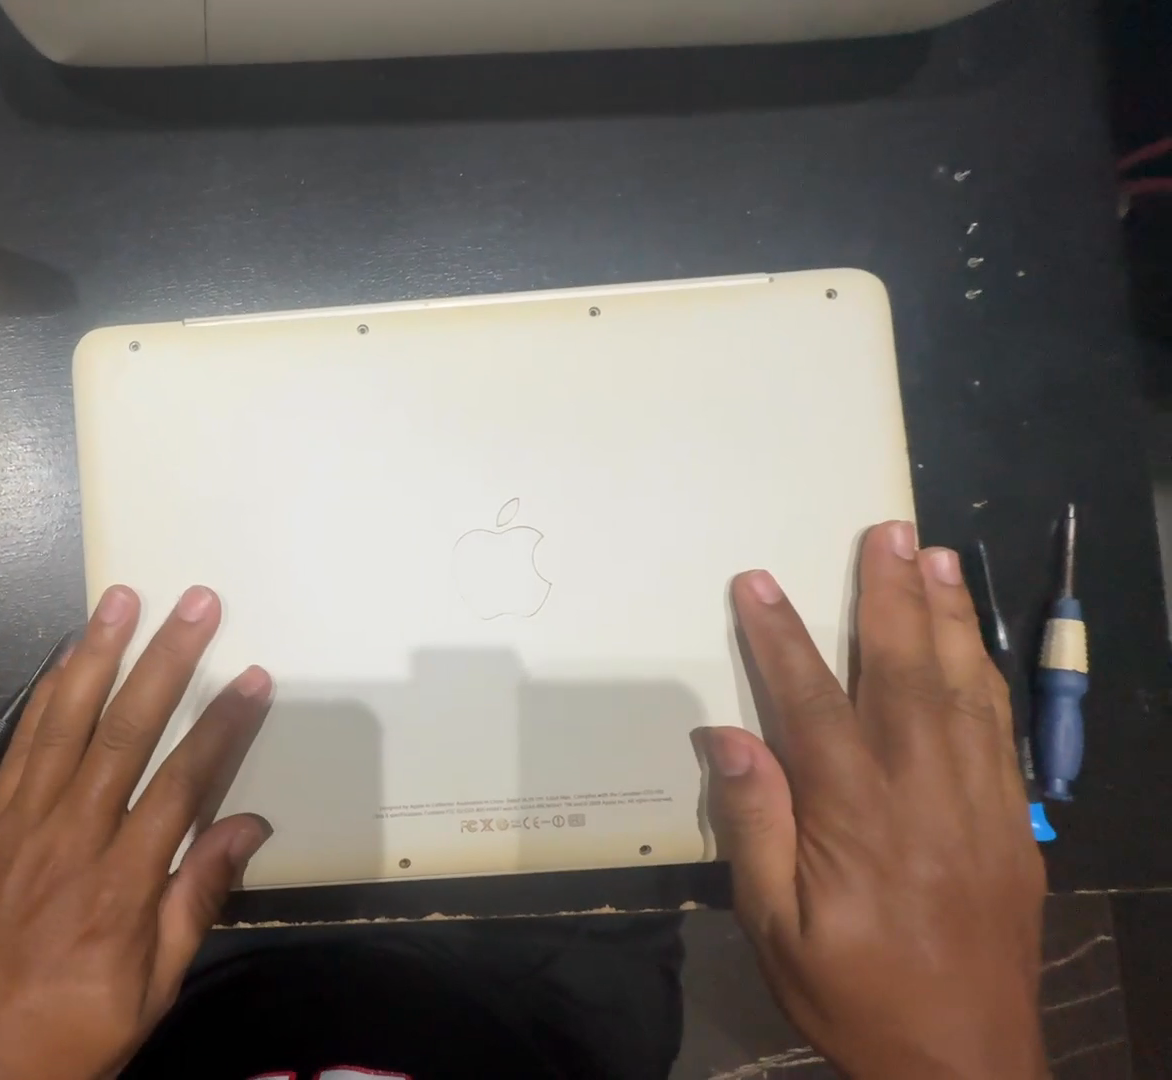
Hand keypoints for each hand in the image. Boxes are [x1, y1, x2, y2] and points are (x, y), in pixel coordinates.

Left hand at [0, 585, 273, 1079]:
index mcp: (122, 885)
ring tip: (123, 600)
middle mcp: (72, 836)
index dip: (223, 726)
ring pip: (67, 721)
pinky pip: (23, 743)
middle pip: (125, 732)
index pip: (184, 784)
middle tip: (196, 606)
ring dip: (98, 654)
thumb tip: (250, 825)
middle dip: (166, 661)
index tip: (252, 679)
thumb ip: (198, 897)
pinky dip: (48, 693)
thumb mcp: (152, 986)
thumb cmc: (71, 1027)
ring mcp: (24, 820)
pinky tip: (69, 656)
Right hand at [701, 521, 1047, 1078]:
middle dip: (894, 600)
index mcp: (857, 819)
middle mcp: (927, 799)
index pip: (813, 707)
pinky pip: (1001, 736)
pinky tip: (969, 643)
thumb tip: (728, 736)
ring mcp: (983, 811)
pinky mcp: (1013, 829)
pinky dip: (985, 676)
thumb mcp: (770, 918)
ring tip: (936, 560)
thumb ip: (754, 823)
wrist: (963, 1067)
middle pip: (909, 680)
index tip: (759, 584)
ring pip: (968, 696)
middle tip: (890, 535)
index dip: (782, 640)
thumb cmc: (844, 987)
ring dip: (948, 621)